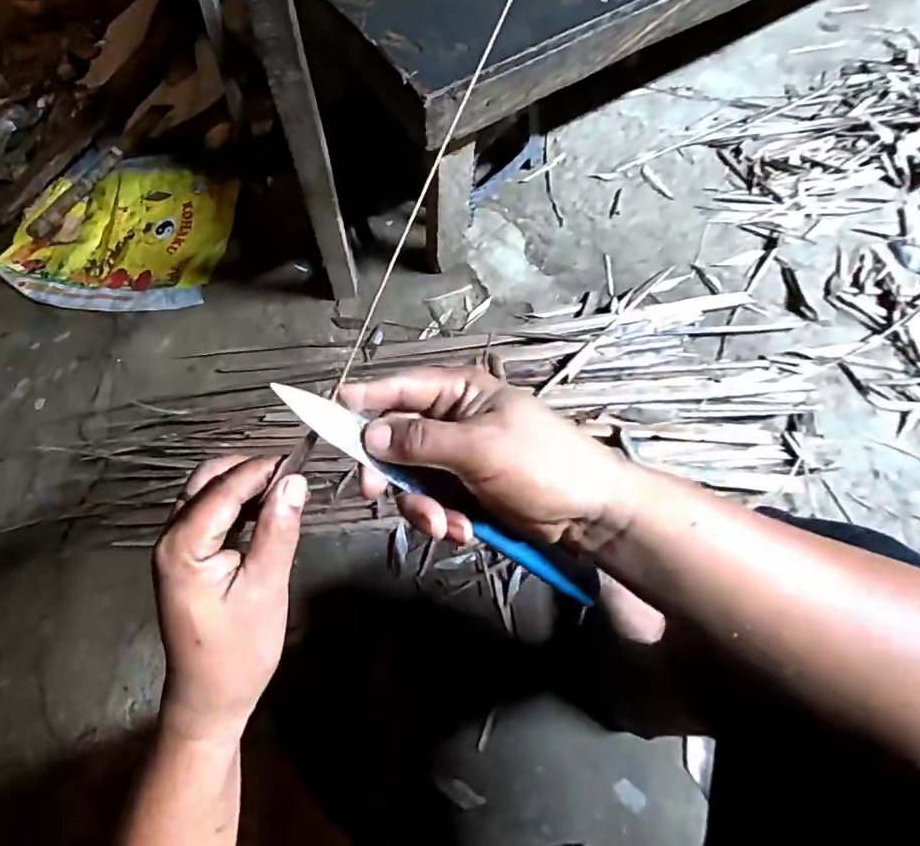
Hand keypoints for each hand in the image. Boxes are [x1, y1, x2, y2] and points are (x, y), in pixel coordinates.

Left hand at [152, 455, 306, 743]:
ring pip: (206, 493)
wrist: (209, 701)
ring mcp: (173, 546)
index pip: (223, 489)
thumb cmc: (238, 652)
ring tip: (282, 486)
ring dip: (241, 483)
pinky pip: (207, 512)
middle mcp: (169, 538)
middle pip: (207, 481)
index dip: (261, 470)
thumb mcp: (265, 589)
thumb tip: (295, 481)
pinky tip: (263, 508)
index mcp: (182, 546)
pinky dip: (235, 501)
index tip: (298, 461)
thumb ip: (278, 530)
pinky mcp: (184, 555)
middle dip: (247, 470)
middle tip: (290, 473)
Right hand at [341, 367, 631, 550]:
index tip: (328, 411)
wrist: (591, 515)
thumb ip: (420, 441)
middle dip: (390, 471)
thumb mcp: (479, 447)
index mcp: (458, 393)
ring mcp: (456, 457)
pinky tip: (462, 531)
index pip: (400, 388)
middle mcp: (451, 419)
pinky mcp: (463, 490)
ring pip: (410, 477)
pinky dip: (439, 519)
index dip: (364, 398)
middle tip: (375, 493)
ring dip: (420, 505)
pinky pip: (431, 501)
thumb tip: (368, 433)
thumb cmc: (541, 463)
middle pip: (395, 438)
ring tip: (445, 525)